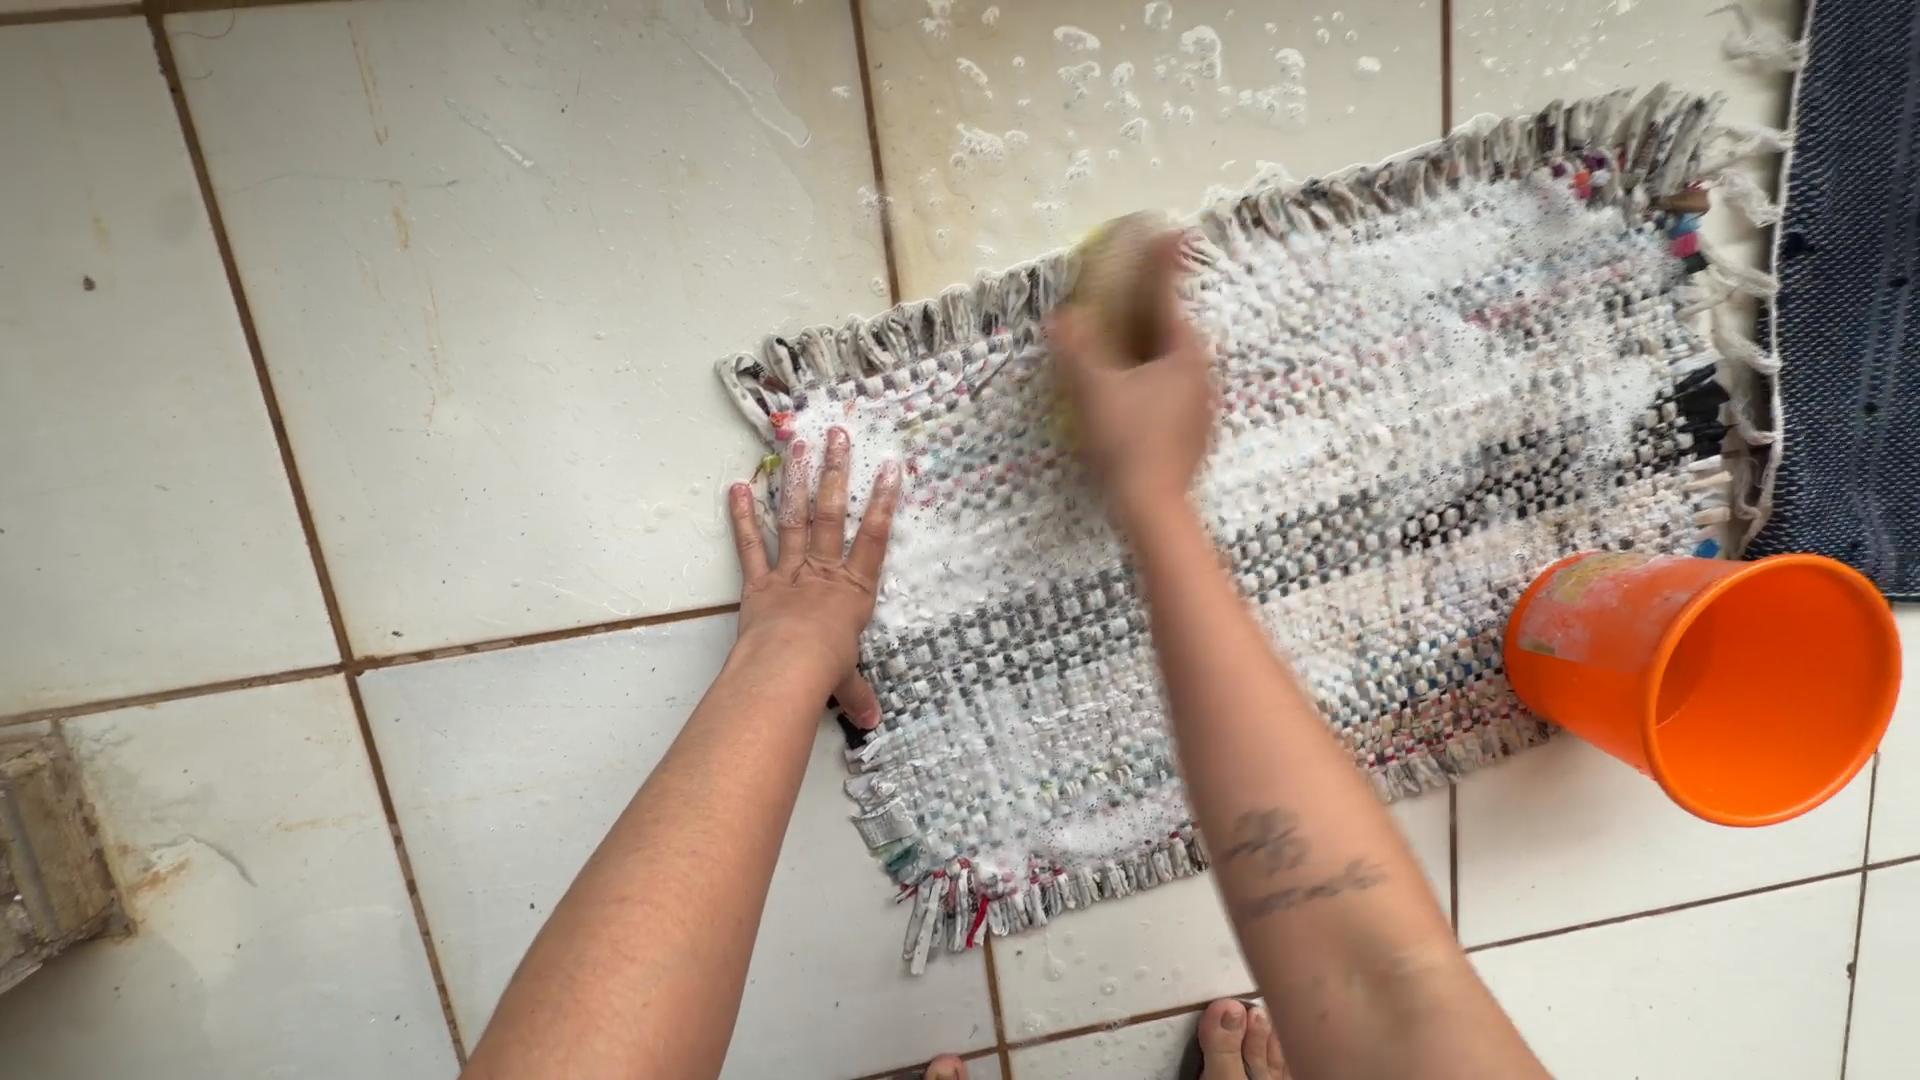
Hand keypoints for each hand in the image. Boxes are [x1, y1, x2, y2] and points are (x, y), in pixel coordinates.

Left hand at [727, 427, 899, 729]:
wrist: (786, 669)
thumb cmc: (824, 671)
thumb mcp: (847, 682)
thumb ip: (857, 695)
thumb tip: (872, 722)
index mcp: (854, 590)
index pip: (875, 538)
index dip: (885, 501)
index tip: (891, 467)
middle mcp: (824, 571)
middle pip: (834, 514)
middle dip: (838, 472)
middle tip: (839, 435)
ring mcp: (790, 571)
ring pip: (796, 519)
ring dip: (797, 481)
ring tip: (799, 445)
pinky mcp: (758, 582)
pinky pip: (750, 546)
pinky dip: (743, 517)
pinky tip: (739, 487)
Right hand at [1047, 229, 1215, 531]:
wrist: (1153, 507)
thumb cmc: (1126, 441)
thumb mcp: (1092, 389)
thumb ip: (1076, 349)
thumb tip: (1061, 317)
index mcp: (1185, 353)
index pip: (1169, 299)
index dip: (1164, 265)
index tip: (1173, 231)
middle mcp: (1203, 374)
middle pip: (1171, 333)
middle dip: (1147, 316)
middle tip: (1121, 307)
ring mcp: (1203, 408)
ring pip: (1171, 367)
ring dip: (1147, 356)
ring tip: (1118, 358)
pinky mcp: (1194, 436)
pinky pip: (1170, 395)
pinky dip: (1150, 387)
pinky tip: (1128, 403)